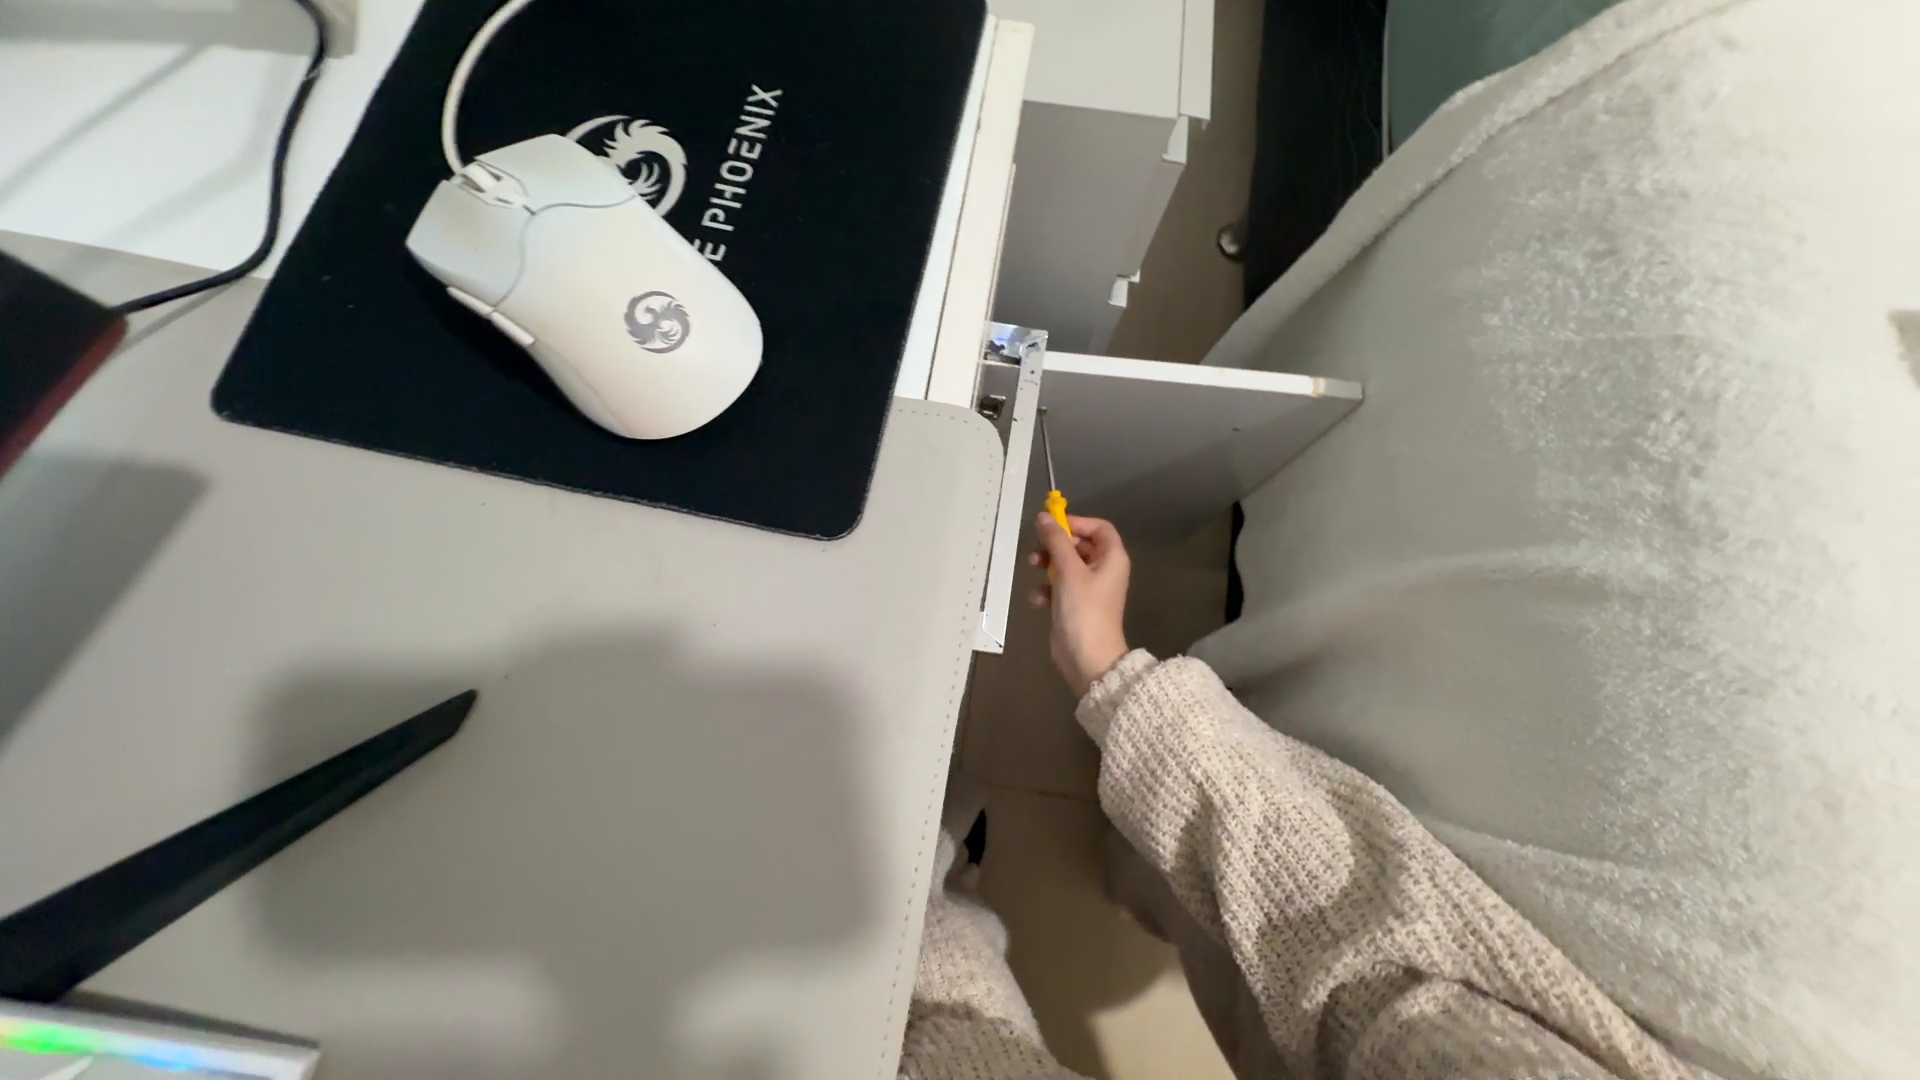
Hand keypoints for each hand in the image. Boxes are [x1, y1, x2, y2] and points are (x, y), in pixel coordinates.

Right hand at [1029, 513, 1130, 697]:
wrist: (1087, 657)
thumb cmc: (1084, 609)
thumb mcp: (1068, 570)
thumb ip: (1056, 541)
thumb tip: (1044, 517)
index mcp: (1112, 558)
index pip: (1099, 527)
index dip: (1076, 523)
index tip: (1052, 526)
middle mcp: (1103, 570)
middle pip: (1078, 545)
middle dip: (1055, 545)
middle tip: (1037, 547)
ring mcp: (1089, 588)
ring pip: (1065, 565)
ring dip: (1047, 564)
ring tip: (1032, 568)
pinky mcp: (1074, 604)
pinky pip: (1059, 586)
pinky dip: (1047, 589)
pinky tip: (1038, 599)